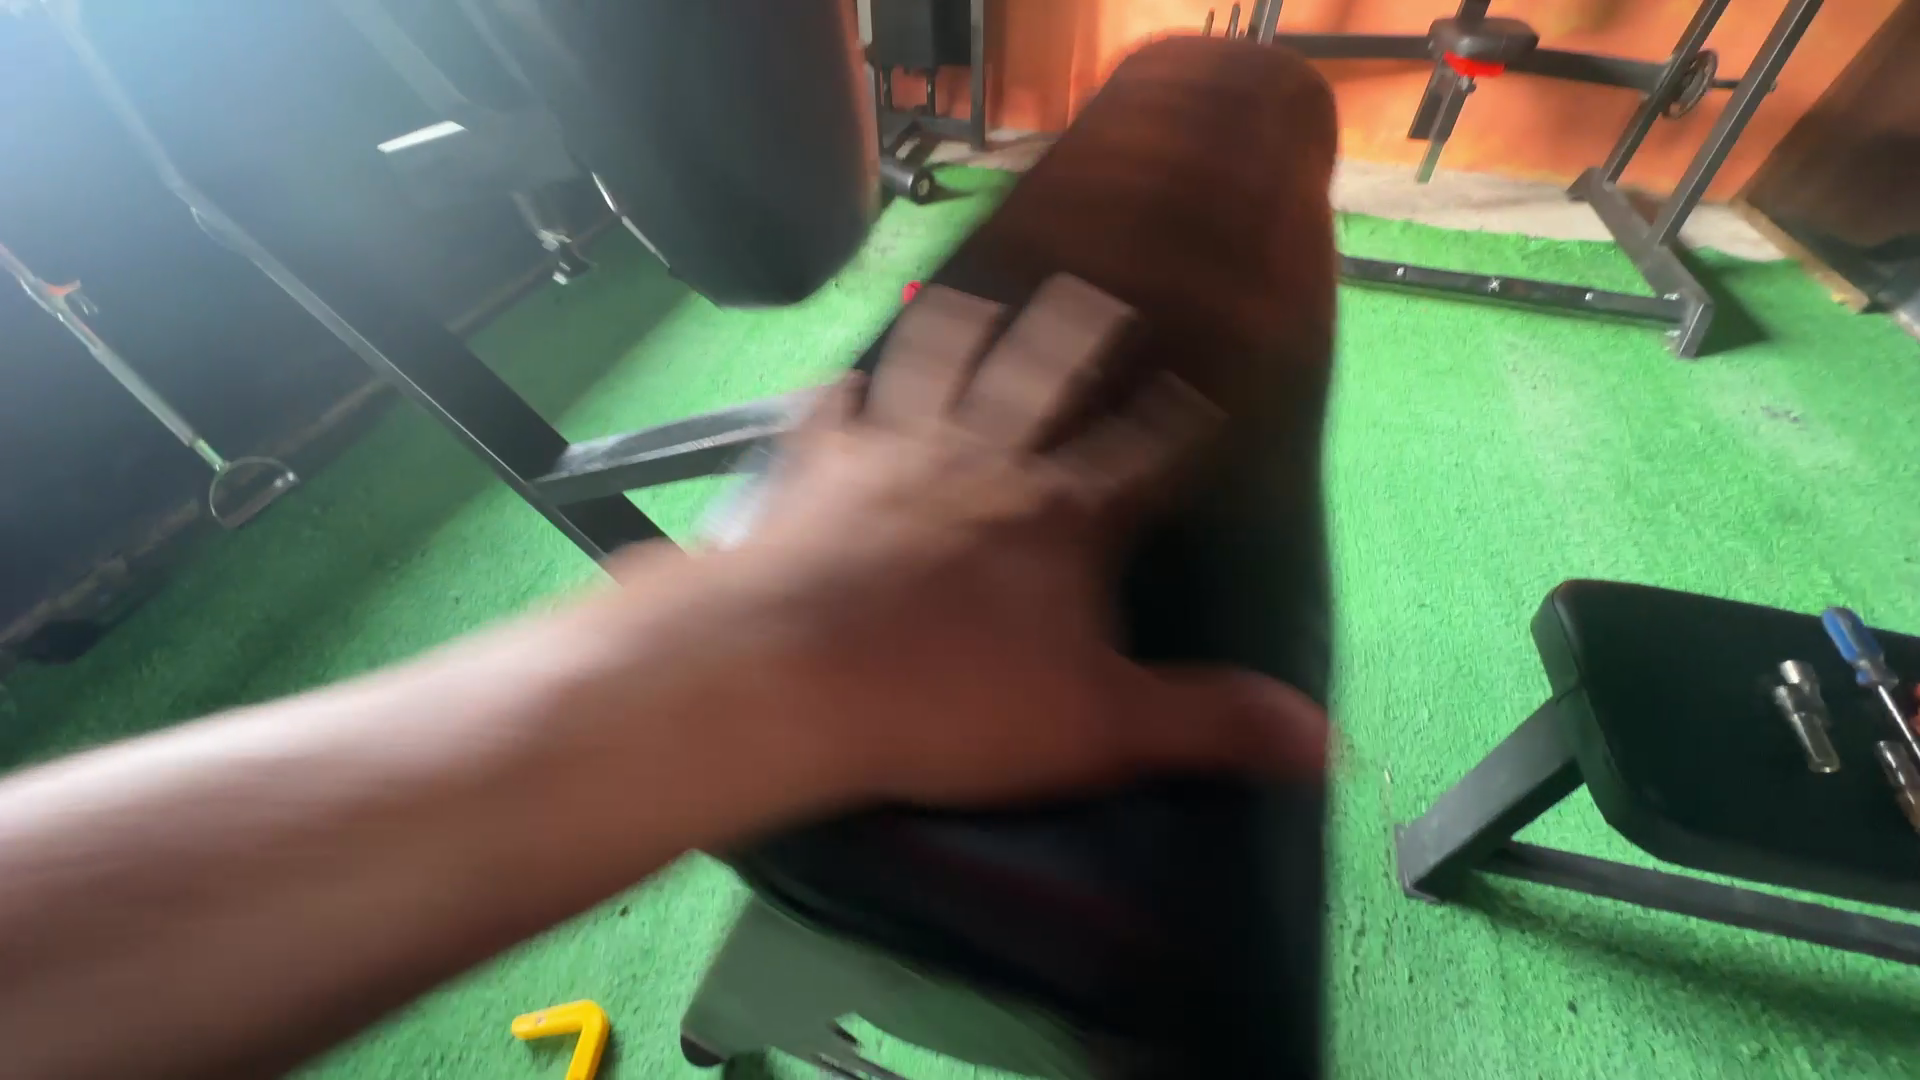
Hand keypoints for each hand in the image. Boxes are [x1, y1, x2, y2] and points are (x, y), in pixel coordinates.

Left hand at [621, 276, 1324, 809]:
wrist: (796, 677)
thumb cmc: (953, 702)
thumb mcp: (1097, 727)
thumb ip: (1207, 721)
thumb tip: (1328, 739)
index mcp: (1061, 515)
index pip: (1144, 451)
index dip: (1177, 420)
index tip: (1198, 386)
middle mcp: (984, 458)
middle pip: (1043, 373)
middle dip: (1077, 334)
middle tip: (1095, 293)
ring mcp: (895, 450)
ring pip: (937, 362)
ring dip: (960, 329)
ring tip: (976, 298)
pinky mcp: (818, 467)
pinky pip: (831, 412)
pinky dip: (840, 395)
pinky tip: (841, 380)